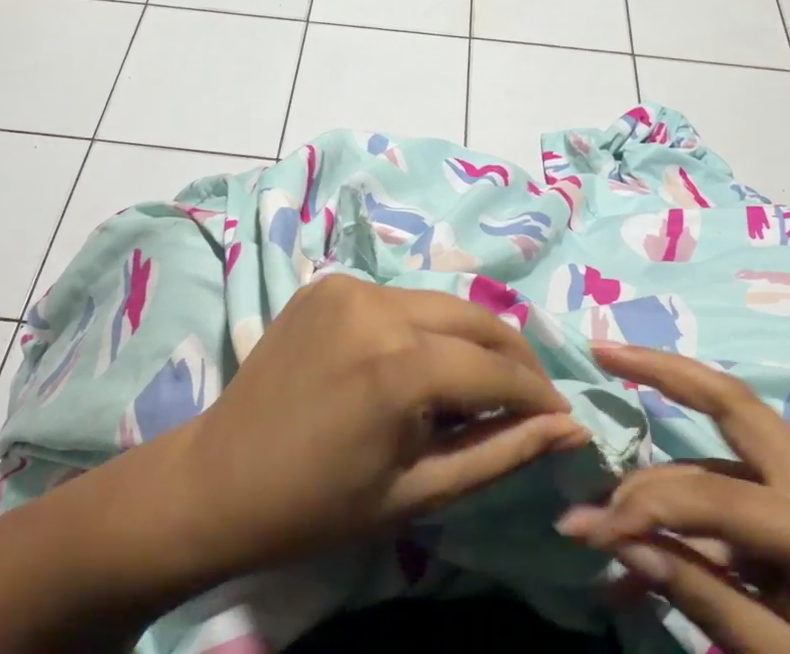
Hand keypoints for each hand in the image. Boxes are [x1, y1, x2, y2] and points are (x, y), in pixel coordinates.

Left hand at [172, 275, 591, 573]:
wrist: (218, 480)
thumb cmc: (318, 506)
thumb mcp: (419, 491)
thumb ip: (502, 452)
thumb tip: (571, 428)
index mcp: (398, 366)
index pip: (496, 371)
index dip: (538, 396)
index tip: (564, 418)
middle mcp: (376, 306)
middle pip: (476, 320)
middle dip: (514, 359)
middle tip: (534, 399)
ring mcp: (346, 287)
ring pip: (440, 304)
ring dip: (471, 341)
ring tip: (479, 389)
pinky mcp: (325, 284)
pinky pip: (398, 299)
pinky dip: (425, 328)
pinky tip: (422, 366)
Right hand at [558, 343, 789, 653]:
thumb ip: (707, 601)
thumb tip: (623, 545)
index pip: (716, 494)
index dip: (644, 508)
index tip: (587, 534)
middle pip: (734, 404)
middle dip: (665, 371)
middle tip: (603, 351)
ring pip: (717, 454)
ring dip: (656, 479)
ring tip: (599, 518)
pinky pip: (726, 495)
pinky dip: (679, 515)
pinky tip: (639, 557)